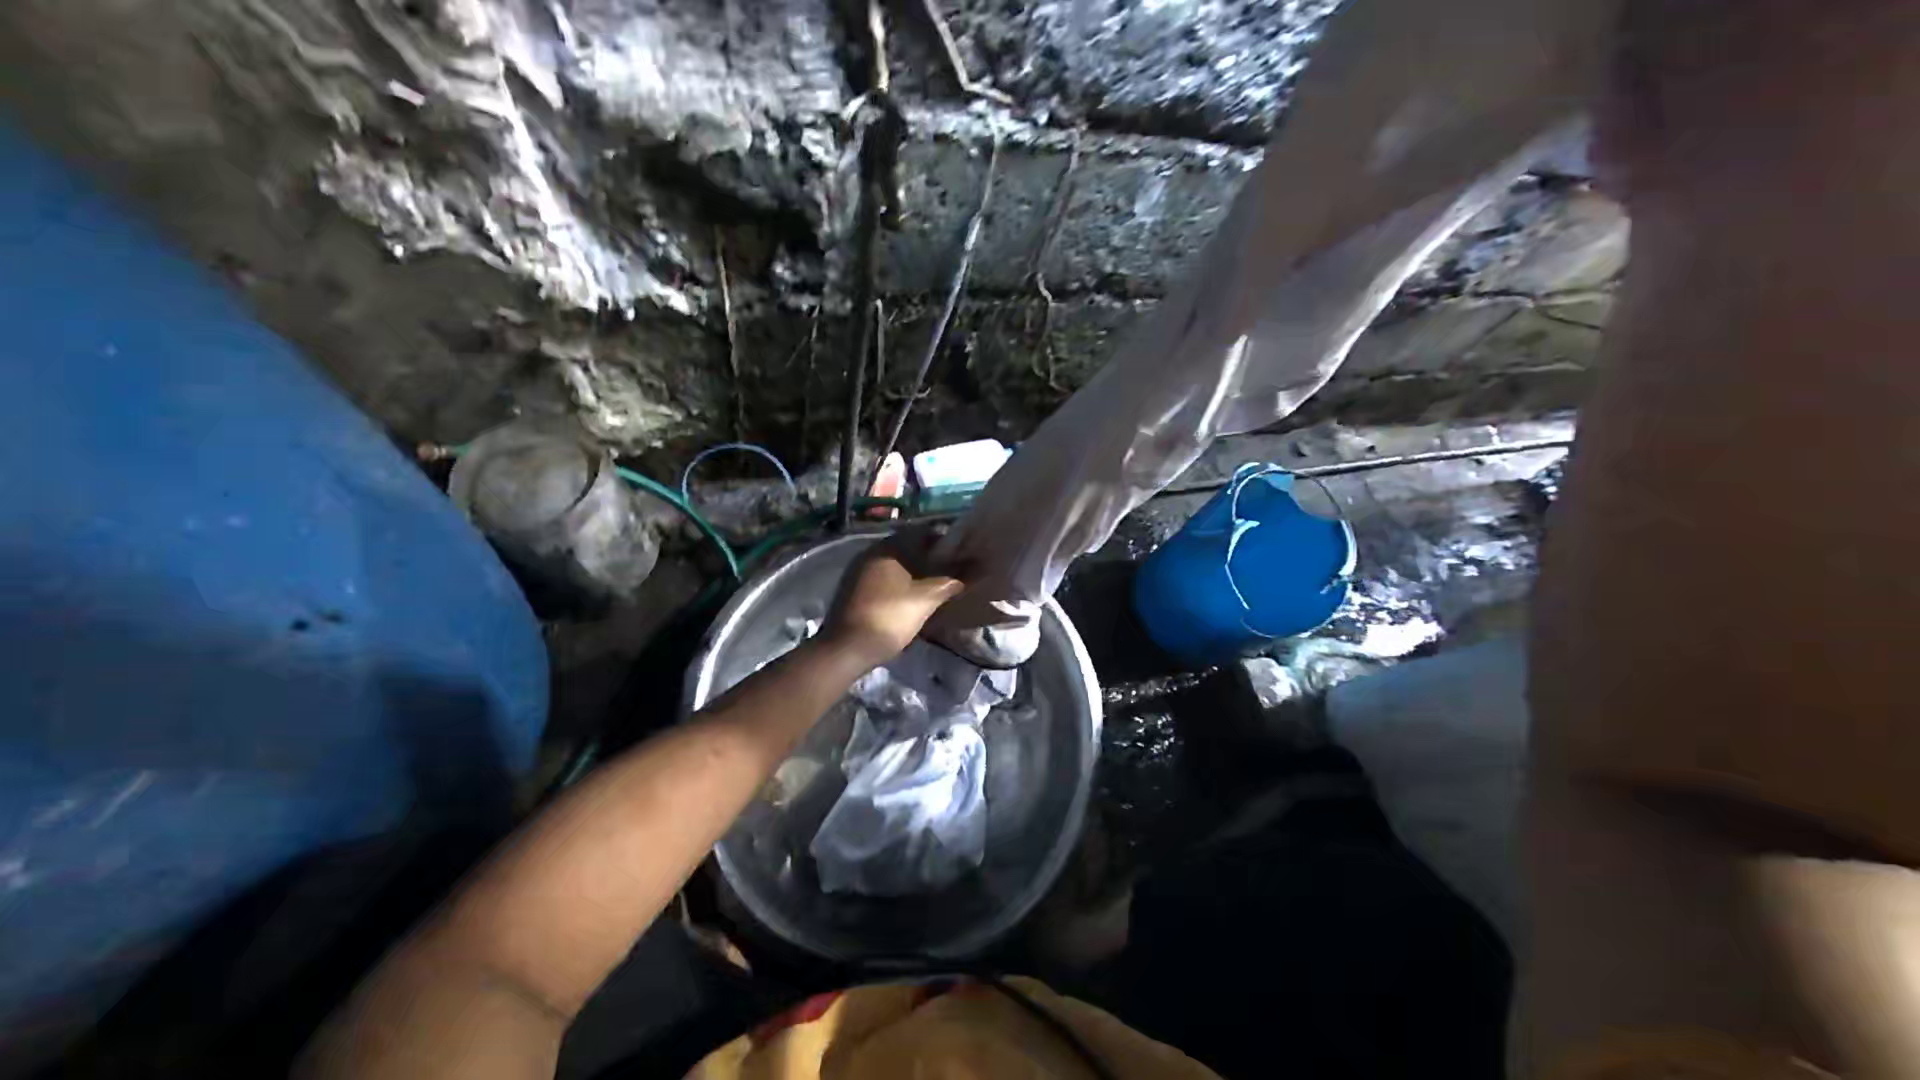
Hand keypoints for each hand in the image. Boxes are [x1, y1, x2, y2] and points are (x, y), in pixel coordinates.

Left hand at [821, 533, 964, 666]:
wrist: (847, 649)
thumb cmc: (889, 617)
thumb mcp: (925, 600)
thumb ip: (949, 582)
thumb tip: (974, 571)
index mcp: (887, 548)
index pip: (920, 533)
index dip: (943, 542)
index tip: (961, 553)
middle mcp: (870, 554)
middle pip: (907, 549)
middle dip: (929, 559)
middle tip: (952, 571)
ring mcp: (858, 573)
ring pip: (894, 566)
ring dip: (914, 573)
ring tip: (935, 586)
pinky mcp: (853, 591)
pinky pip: (883, 580)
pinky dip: (899, 584)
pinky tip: (911, 599)